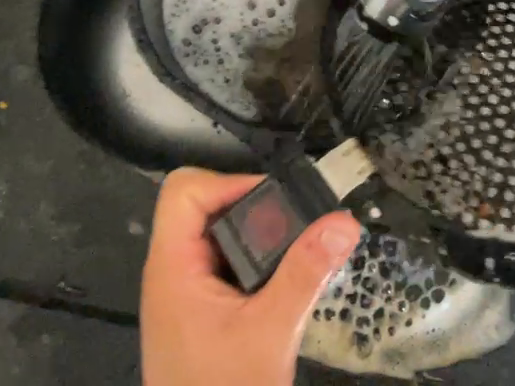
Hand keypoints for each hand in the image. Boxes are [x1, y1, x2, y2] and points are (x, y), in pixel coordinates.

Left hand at [140, 167, 362, 385]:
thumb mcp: (271, 332)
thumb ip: (305, 272)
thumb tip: (343, 222)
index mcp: (173, 268)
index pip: (185, 191)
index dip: (228, 182)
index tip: (276, 203)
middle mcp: (171, 272)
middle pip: (203, 206)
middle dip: (254, 209)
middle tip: (299, 224)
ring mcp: (183, 293)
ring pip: (218, 234)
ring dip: (259, 235)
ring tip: (299, 248)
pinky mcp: (199, 311)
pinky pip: (225, 263)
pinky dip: (257, 260)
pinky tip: (286, 279)